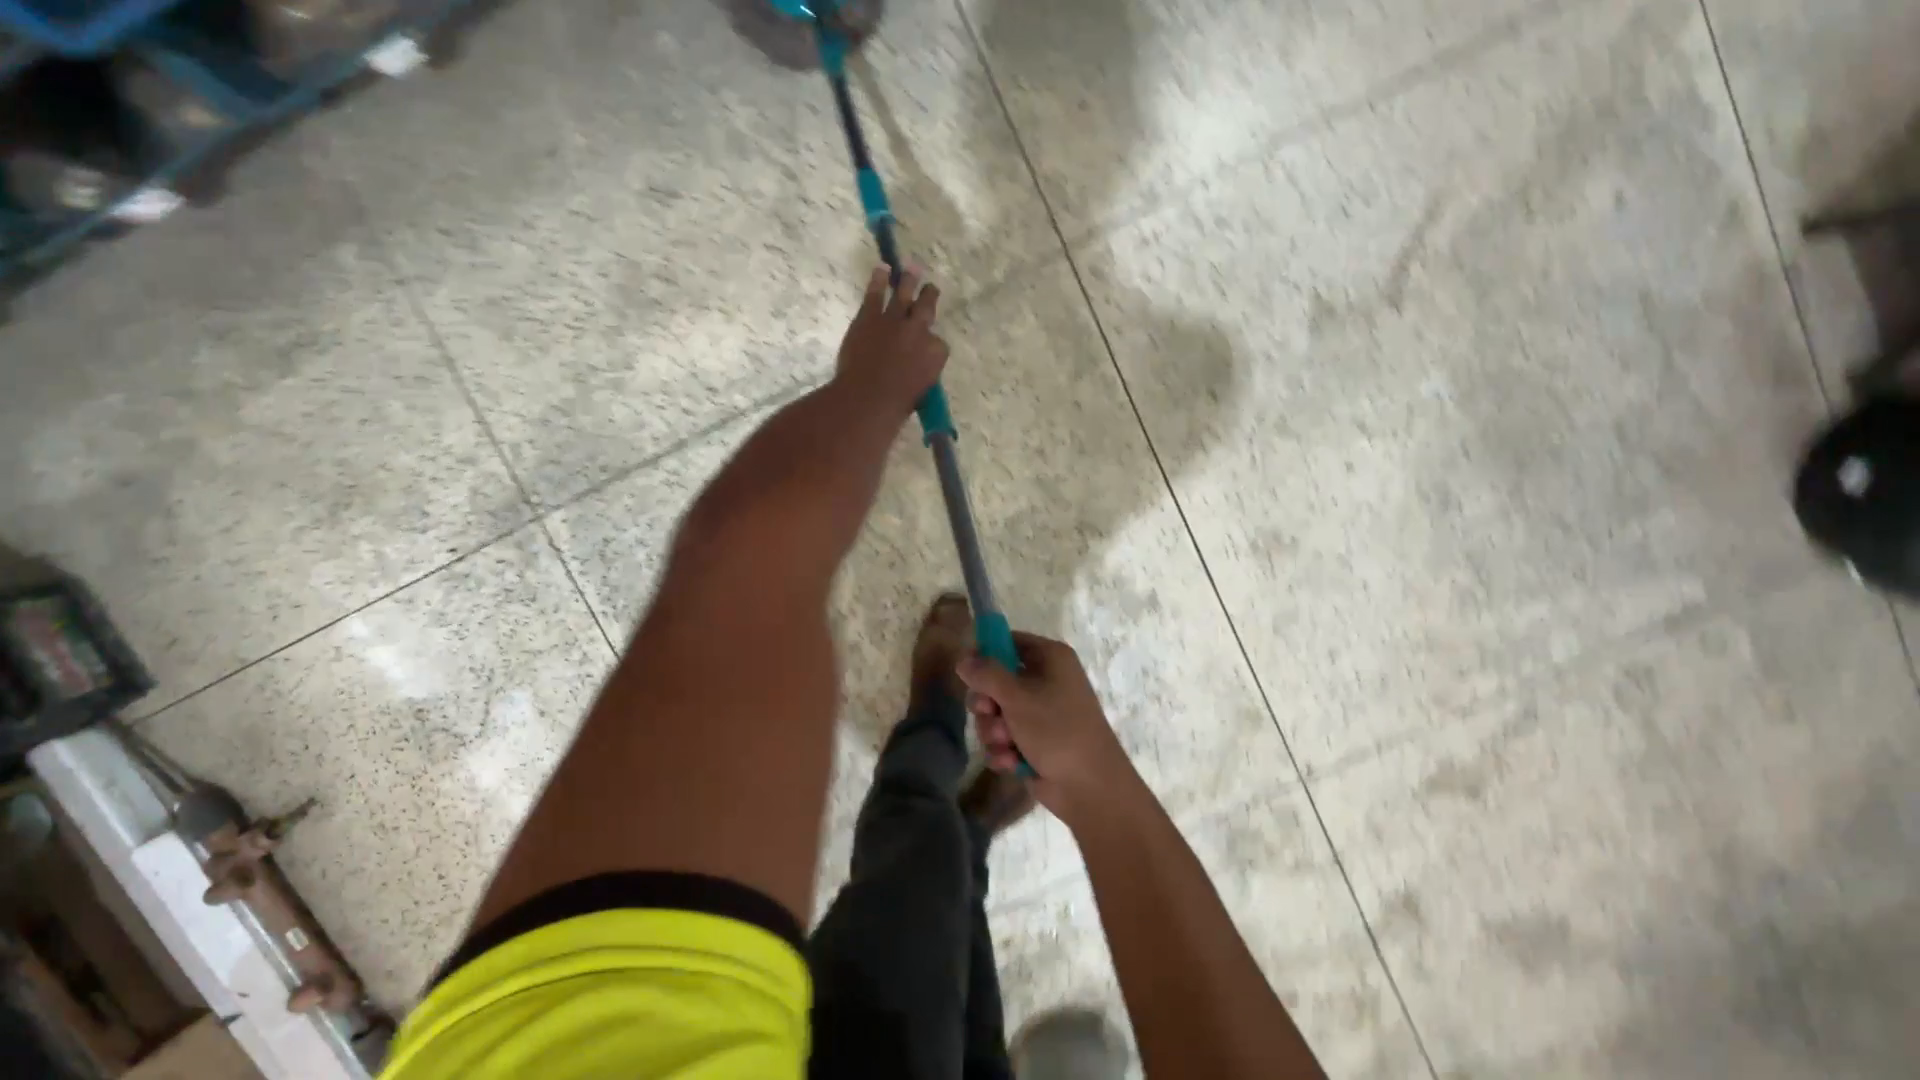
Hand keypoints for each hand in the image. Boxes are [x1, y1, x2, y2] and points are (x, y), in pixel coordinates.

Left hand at [833, 265, 948, 413]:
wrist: (867, 398)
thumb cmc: (894, 406)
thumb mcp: (919, 393)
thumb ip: (920, 374)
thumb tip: (914, 371)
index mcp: (935, 354)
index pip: (939, 344)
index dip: (931, 344)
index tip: (926, 345)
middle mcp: (919, 331)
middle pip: (926, 309)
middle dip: (929, 297)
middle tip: (931, 287)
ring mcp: (894, 320)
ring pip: (904, 294)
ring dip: (908, 280)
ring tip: (912, 267)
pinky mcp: (870, 317)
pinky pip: (875, 294)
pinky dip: (878, 280)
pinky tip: (881, 268)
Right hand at [956, 632, 1137, 821]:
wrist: (1088, 785)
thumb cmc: (1056, 730)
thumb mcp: (1017, 696)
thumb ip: (986, 674)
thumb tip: (963, 659)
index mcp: (1051, 659)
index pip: (1010, 641)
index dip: (986, 653)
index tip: (967, 670)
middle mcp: (1046, 681)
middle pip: (996, 681)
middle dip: (988, 703)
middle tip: (990, 713)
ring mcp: (1040, 713)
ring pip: (997, 713)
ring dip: (994, 731)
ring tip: (1007, 744)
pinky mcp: (1034, 742)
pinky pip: (1005, 738)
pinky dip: (1004, 750)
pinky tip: (1011, 762)